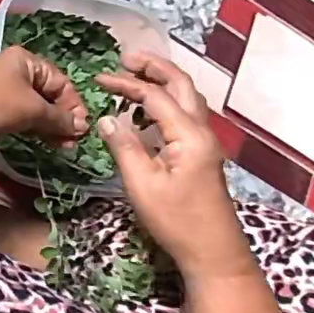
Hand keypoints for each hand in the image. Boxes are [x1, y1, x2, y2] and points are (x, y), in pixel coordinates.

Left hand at [0, 46, 88, 146]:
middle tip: (72, 142)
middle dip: (62, 118)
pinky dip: (33, 127)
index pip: (62, 81)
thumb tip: (81, 126)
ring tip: (61, 146)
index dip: (74, 105)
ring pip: (35, 107)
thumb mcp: (32, 109)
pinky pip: (20, 115)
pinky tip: (43, 142)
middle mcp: (16, 71)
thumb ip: (59, 118)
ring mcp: (3, 89)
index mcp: (27, 61)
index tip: (82, 129)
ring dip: (49, 125)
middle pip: (49, 94)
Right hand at [94, 52, 253, 280]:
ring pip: (187, 98)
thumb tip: (106, 117)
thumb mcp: (141, 184)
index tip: (98, 79)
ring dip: (162, 82)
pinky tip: (145, 113)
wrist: (214, 254)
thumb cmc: (176, 221)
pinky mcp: (202, 154)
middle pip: (181, 85)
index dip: (126, 83)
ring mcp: (205, 143)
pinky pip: (185, 115)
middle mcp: (202, 132)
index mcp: (188, 135)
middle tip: (126, 58)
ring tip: (134, 76)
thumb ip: (123, 146)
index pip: (154, 96)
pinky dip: (165, 102)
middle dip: (154, 67)